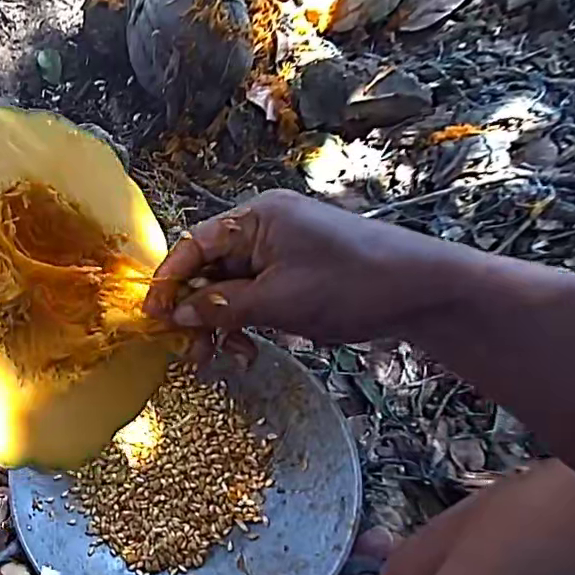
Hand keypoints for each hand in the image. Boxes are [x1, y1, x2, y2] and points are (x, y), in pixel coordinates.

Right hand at [144, 189, 460, 354]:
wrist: (421, 292)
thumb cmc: (350, 283)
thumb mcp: (278, 299)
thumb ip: (221, 307)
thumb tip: (176, 316)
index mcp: (257, 219)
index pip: (194, 244)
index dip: (169, 280)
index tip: (153, 316)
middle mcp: (262, 230)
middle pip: (208, 270)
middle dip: (196, 311)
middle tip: (191, 350)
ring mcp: (277, 254)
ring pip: (228, 290)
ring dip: (219, 324)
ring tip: (223, 356)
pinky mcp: (290, 277)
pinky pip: (251, 299)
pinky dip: (243, 324)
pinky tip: (247, 349)